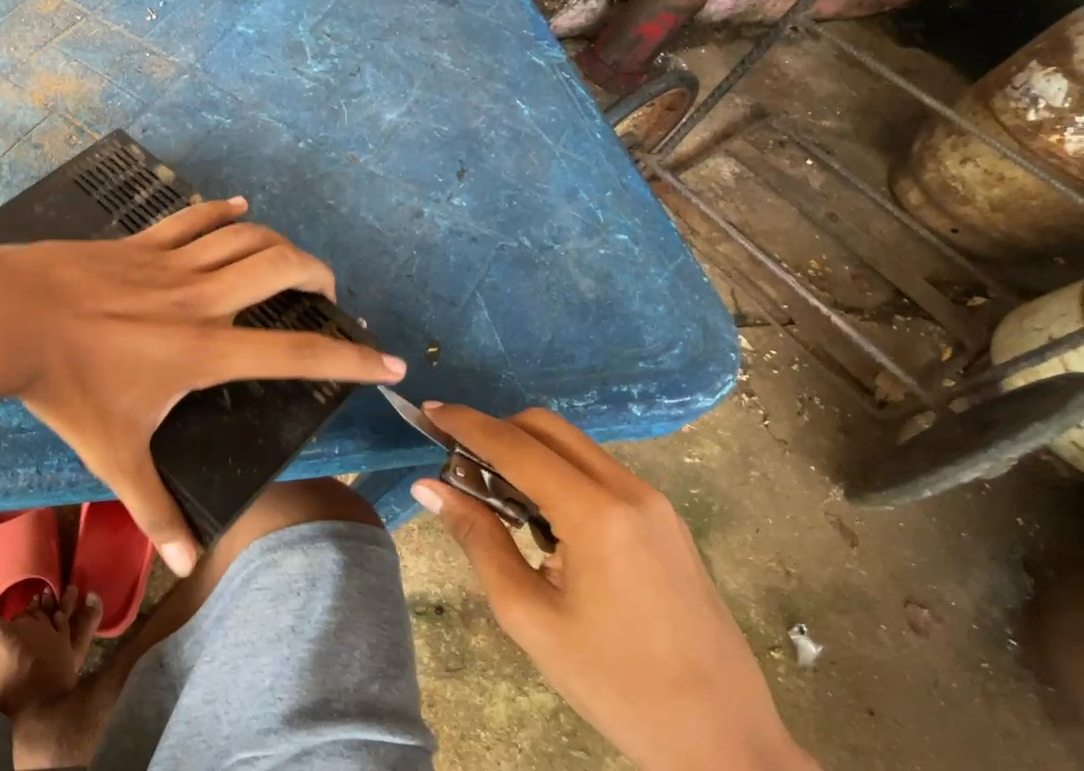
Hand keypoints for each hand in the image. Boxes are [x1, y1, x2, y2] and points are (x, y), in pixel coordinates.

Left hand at [0, 197, 405, 576]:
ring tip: (291, 261)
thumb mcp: (113, 454)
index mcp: (206, 350)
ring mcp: (170, 263)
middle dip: (319, 277)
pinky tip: (238, 209)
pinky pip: (193, 218)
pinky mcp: (140, 243)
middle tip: (326, 298)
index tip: (387, 362)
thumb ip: (153, 508)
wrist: (9, 317)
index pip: (294, 354)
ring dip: (278, 242)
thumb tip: (185, 564)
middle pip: (281, 268)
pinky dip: (223, 212)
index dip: (348, 359)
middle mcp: (201, 298)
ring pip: (244, 237)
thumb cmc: (66, 386)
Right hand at [410, 403, 816, 770]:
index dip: (465, 424)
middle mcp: (630, 492)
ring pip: (574, 446)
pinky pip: (598, 473)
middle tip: (456, 464)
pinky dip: (557, 475)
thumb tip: (428, 486)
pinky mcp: (666, 522)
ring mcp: (656, 505)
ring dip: (526, 453)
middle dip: (495, 431)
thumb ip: (477, 539)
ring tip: (493, 498)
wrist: (724, 740)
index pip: (515, 445)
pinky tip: (540, 523)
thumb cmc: (614, 684)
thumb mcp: (528, 615)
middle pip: (546, 428)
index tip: (427, 412)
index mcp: (595, 514)